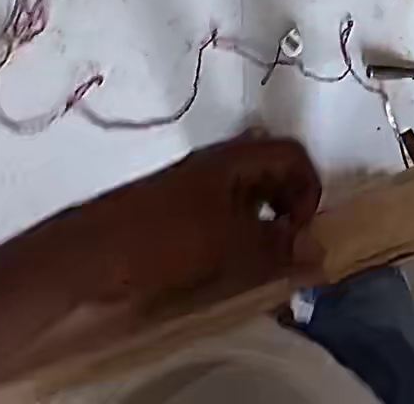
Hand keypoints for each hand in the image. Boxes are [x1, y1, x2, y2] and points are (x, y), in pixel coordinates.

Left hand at [36, 135, 322, 312]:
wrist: (94, 250)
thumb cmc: (163, 237)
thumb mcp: (228, 245)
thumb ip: (276, 246)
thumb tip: (319, 248)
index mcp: (235, 158)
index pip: (292, 153)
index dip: (309, 187)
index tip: (303, 230)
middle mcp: (221, 162)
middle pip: (274, 167)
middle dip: (292, 202)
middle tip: (290, 243)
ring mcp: (201, 182)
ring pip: (252, 190)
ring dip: (269, 218)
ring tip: (266, 257)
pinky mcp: (185, 206)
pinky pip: (230, 208)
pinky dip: (245, 228)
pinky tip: (236, 260)